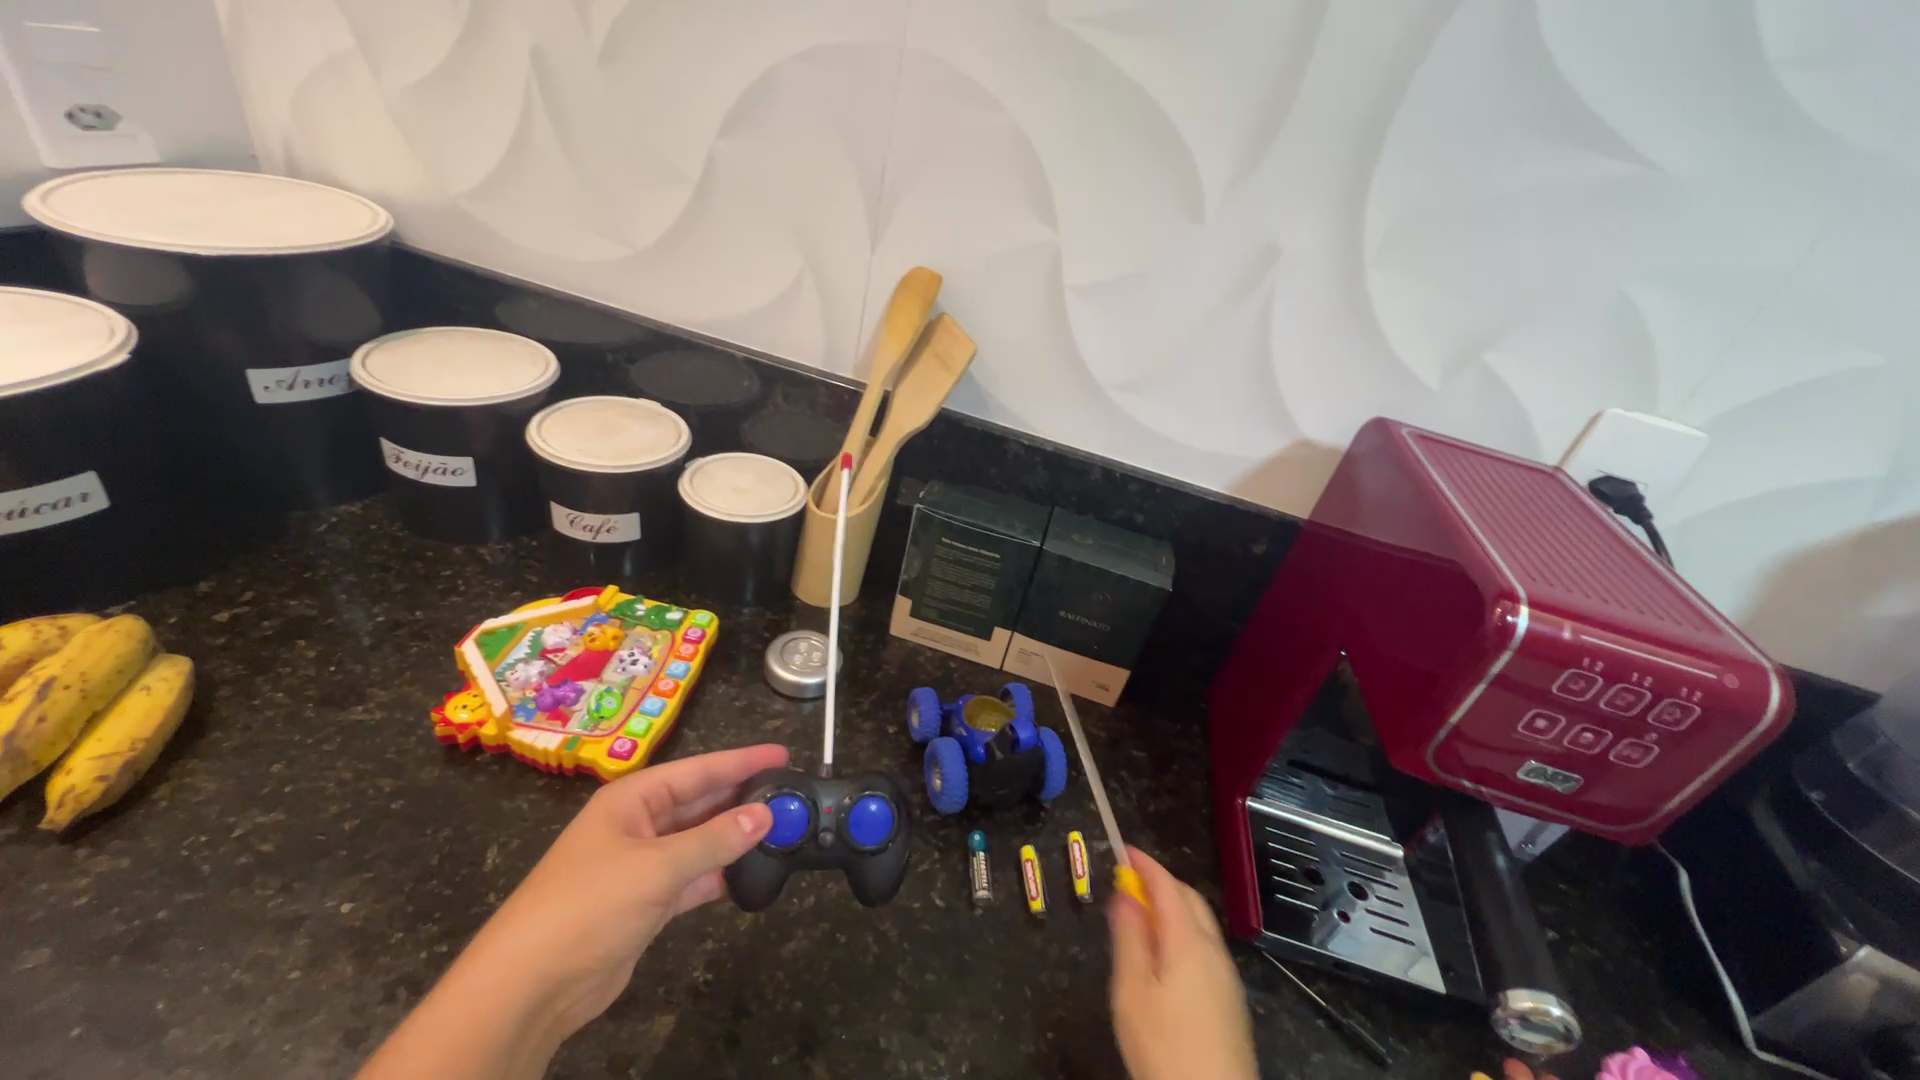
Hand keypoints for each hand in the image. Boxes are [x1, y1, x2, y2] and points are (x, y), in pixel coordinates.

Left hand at [359, 744, 785, 1079]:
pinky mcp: (645, 904)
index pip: (697, 771)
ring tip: (781, 830)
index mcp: (631, 801)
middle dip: (741, 799)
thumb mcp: (657, 867)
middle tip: (790, 794)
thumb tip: (765, 814)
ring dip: (734, 837)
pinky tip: (750, 872)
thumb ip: (715, 840)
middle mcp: (637, 826)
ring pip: (698, 841)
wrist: (532, 985)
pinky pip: (692, 878)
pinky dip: (719, 874)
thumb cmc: (589, 906)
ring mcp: (640, 866)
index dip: (740, 762)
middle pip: (698, 803)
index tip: (781, 755)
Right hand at [1108, 848, 1258, 1079]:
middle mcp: (1214, 950)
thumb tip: (1126, 894)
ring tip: (1140, 917)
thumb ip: (1129, 936)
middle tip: (1128, 883)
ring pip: (1201, 924)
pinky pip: (1206, 948)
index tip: (1123, 849)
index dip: (1145, 864)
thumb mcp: (1132, 989)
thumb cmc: (1163, 1046)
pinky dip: (1183, 933)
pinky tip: (1164, 957)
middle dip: (1161, 883)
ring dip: (1173, 908)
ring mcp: (1227, 977)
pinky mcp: (1231, 1001)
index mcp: (1189, 941)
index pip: (1168, 886)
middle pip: (1190, 900)